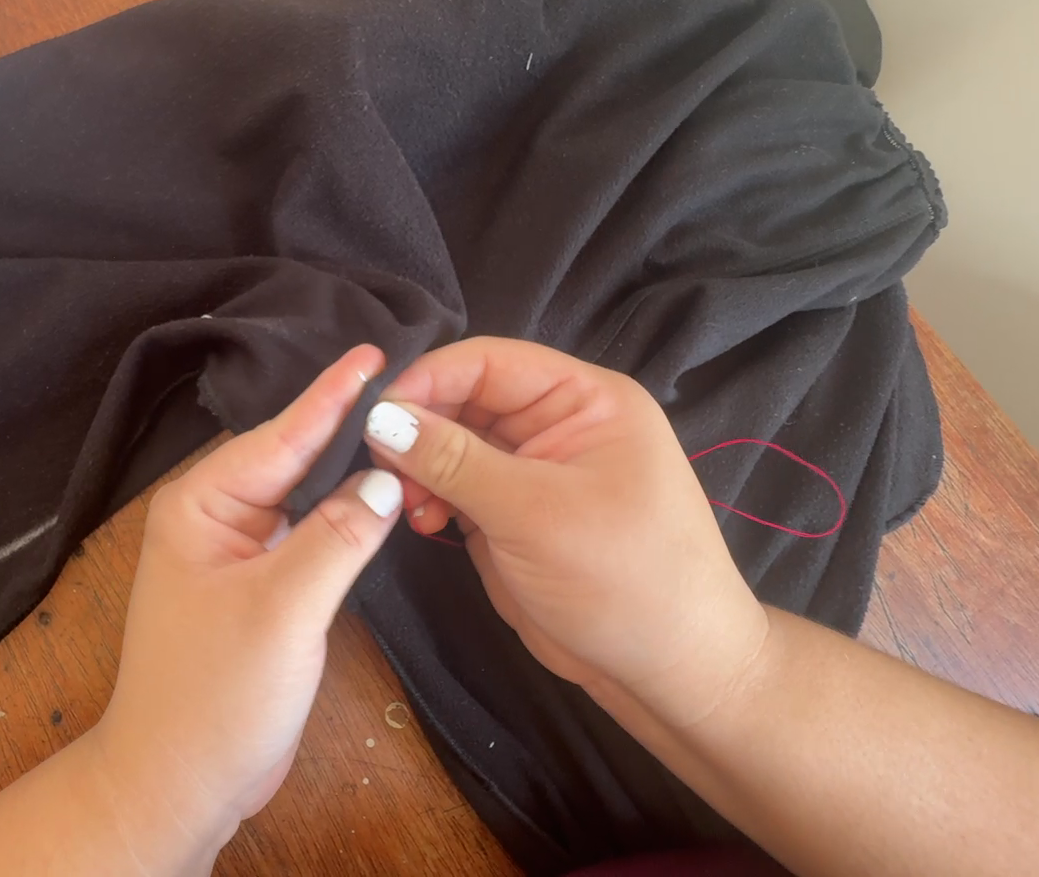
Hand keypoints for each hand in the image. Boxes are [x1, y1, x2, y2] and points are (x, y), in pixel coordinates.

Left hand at [91, 345, 405, 854]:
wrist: (179, 780)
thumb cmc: (215, 694)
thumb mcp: (281, 610)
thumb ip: (336, 539)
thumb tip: (383, 479)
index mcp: (201, 504)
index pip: (278, 437)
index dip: (329, 396)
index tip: (372, 353)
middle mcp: (216, 514)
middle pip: (289, 458)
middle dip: (342, 427)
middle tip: (401, 388)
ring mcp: (237, 549)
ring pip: (300, 495)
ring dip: (344, 472)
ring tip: (396, 431)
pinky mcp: (259, 582)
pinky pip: (304, 532)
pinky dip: (339, 517)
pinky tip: (371, 497)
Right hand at [361, 337, 768, 724]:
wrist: (666, 675)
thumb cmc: (621, 580)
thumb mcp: (533, 513)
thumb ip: (451, 459)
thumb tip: (377, 417)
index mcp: (582, 399)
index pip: (487, 362)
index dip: (427, 377)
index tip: (373, 411)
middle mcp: (552, 421)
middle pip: (462, 398)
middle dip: (417, 428)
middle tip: (379, 463)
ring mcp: (527, 466)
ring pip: (448, 441)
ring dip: (417, 466)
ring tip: (405, 502)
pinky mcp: (507, 507)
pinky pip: (451, 481)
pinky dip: (428, 495)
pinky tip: (422, 521)